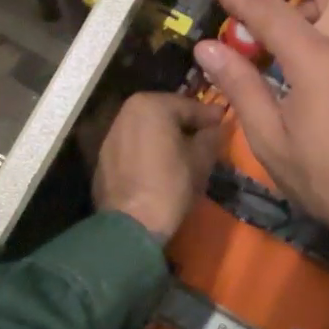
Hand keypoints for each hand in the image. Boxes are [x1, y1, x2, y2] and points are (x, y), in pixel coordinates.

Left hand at [94, 93, 226, 242]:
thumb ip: (212, 136)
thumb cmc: (171, 185)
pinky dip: (148, 150)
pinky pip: (134, 146)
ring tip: (184, 152)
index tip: (224, 123)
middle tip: (206, 137)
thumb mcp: (201, 159)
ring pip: (148, 130)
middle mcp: (127, 112)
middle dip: (186, 125)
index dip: (210, 117)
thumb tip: (220, 126)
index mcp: (151, 105)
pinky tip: (160, 166)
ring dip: (166, 137)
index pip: (190, 106)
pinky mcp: (104, 157)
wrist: (131, 223)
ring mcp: (111, 134)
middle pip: (165, 115)